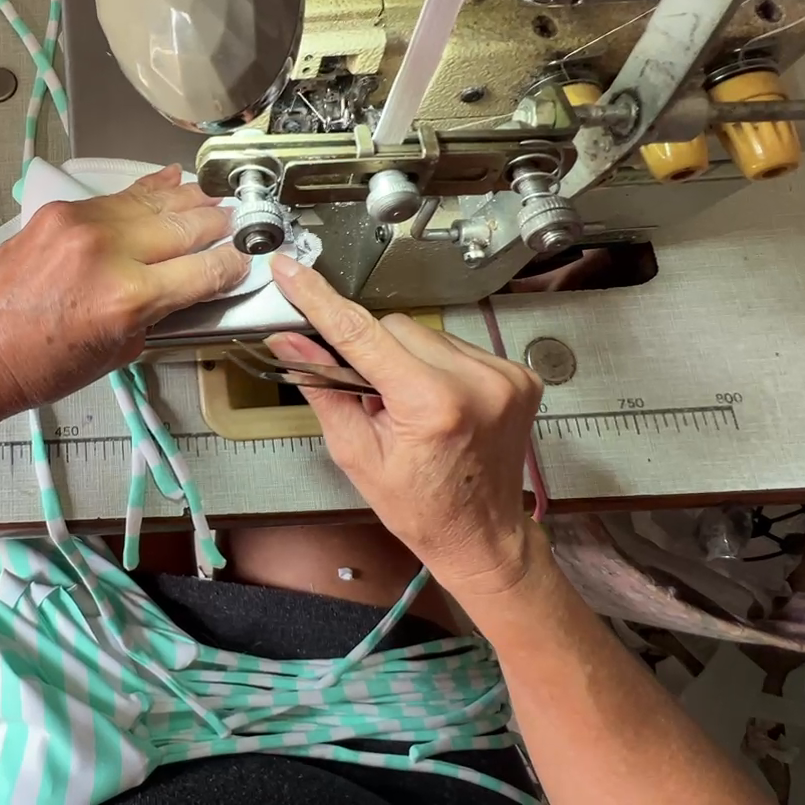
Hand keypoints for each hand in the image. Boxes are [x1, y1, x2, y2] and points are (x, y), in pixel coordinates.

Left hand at [0, 166, 248, 427]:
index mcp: (129, 299)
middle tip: (237, 223)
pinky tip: (170, 181)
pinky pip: (117, 196)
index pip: (205, 270)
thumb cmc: (38, 367)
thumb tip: (185, 285)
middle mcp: (109, 252)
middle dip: (218, 226)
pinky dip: (148, 191)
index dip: (232, 265)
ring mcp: (82, 224)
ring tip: (213, 198)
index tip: (244, 259)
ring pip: (154, 201)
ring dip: (189, 200)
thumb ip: (157, 313)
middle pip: (186, 227)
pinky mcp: (60, 212)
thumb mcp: (117, 353)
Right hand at [266, 256, 542, 597]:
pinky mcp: (517, 373)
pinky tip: (431, 396)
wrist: (482, 534)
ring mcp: (503, 375)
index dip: (318, 298)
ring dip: (400, 354)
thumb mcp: (355, 451)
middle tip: (364, 390)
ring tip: (402, 400)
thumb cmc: (419, 505)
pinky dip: (430, 361)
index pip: (360, 333)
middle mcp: (475, 380)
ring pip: (422, 331)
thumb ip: (322, 387)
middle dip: (368, 348)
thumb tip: (288, 341)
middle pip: (393, 327)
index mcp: (431, 404)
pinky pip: (452, 343)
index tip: (290, 270)